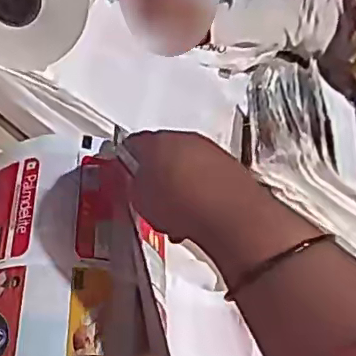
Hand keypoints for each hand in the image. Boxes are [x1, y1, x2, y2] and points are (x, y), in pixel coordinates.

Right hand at [117, 130, 264, 243]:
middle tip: (147, 196)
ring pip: (186, 164)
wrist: (228, 217)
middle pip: (162, 152)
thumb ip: (132, 184)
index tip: (124, 174)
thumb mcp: (139, 199)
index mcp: (156, 140)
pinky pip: (207, 178)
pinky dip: (200, 193)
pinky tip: (194, 216)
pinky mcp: (231, 168)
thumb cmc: (183, 204)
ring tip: (172, 213)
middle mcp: (185, 139)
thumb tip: (133, 183)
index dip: (125, 161)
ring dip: (178, 184)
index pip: (131, 143)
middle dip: (154, 173)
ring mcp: (211, 151)